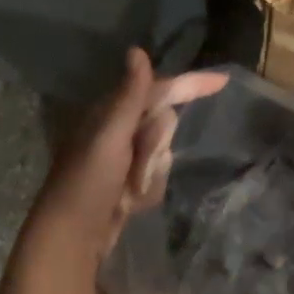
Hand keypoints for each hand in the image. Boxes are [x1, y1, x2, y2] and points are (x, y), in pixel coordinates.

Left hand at [17, 49, 228, 272]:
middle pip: (164, 121)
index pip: (158, 89)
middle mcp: (117, 129)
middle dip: (157, 144)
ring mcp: (122, 158)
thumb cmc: (87, 185)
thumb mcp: (110, 137)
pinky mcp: (126, 182)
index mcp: (110, 113)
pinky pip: (157, 173)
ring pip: (163, 149)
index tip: (223, 82)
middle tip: (137, 168)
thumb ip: (129, 97)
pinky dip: (149, 186)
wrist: (70, 243)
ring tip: (129, 191)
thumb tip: (137, 51)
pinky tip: (131, 202)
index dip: (190, 84)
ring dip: (152, 169)